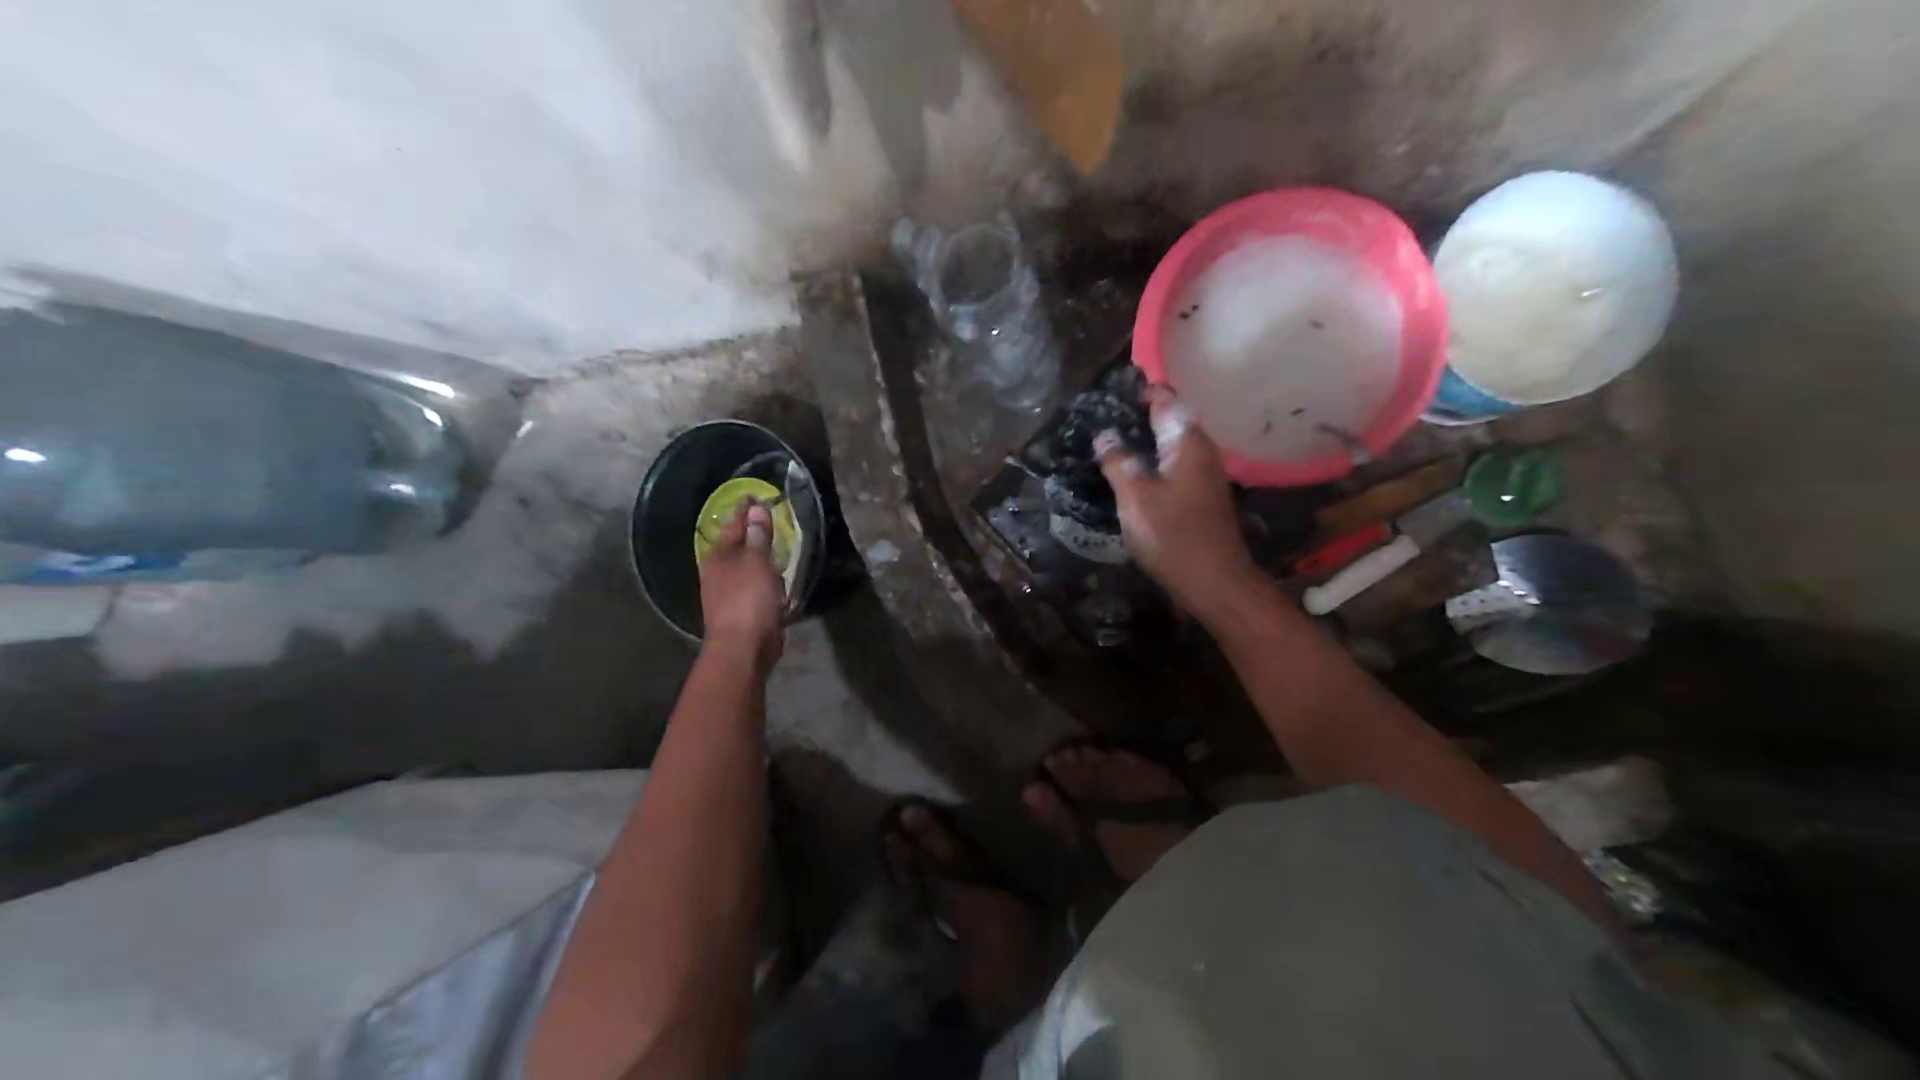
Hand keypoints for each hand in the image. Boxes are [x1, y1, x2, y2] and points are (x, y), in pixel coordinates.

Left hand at [699, 502, 785, 666]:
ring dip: (759, 557)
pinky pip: (756, 586)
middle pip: (738, 546)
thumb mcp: (756, 562)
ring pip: (747, 566)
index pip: (733, 525)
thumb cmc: (748, 599)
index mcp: (718, 556)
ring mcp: (729, 592)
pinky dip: (765, 578)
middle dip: (751, 533)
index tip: (755, 495)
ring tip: (775, 545)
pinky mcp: (743, 609)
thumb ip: (758, 536)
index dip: (745, 510)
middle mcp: (719, 572)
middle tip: (768, 518)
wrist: (743, 646)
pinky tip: (776, 578)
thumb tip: (757, 509)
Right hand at [1096, 387, 1258, 620]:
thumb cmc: (1173, 536)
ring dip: (1142, 442)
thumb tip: (1104, 434)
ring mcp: (1203, 475)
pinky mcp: (1200, 497)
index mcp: (1188, 442)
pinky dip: (1150, 463)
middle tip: (1098, 420)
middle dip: (1135, 417)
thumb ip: (1118, 461)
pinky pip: (1172, 467)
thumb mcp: (1135, 497)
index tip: (1105, 394)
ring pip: (1169, 445)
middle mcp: (1201, 451)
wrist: (1215, 583)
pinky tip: (1128, 474)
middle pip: (1168, 420)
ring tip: (1107, 444)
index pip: (1164, 399)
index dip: (1137, 392)